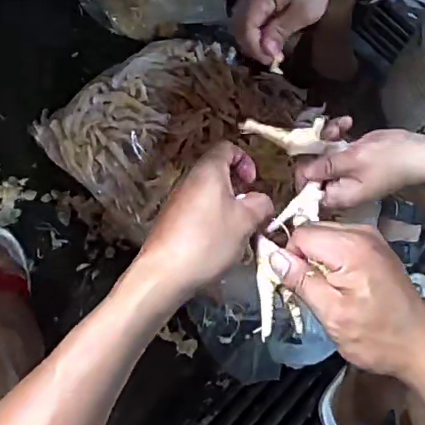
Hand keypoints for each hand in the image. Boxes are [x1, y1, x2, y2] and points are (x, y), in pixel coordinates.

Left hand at [135, 143, 275, 299]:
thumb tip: (262, 201)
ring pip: (210, 194)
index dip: (245, 160)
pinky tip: (218, 244)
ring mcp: (178, 202)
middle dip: (240, 188)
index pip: (227, 148)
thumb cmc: (208, 240)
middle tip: (250, 208)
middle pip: (219, 172)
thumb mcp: (246, 220)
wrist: (162, 276)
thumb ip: (261, 204)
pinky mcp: (171, 222)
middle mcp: (190, 181)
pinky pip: (199, 211)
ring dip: (228, 207)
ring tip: (238, 230)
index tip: (253, 182)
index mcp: (208, 171)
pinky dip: (213, 221)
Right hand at [232, 0, 337, 65]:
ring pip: (239, 22)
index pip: (246, 26)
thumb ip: (281, 31)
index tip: (270, 61)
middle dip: (252, 46)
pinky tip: (267, 38)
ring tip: (270, 51)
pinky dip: (254, 30)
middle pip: (238, 25)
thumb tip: (266, 52)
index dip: (254, 47)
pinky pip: (246, 16)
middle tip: (271, 59)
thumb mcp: (303, 13)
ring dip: (252, 39)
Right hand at [268, 223, 424, 381]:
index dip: (287, 256)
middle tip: (302, 291)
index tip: (286, 284)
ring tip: (321, 292)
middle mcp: (362, 232)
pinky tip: (337, 286)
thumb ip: (302, 281)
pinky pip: (342, 243)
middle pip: (313, 231)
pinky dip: (332, 260)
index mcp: (350, 245)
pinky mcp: (377, 248)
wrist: (420, 344)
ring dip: (316, 259)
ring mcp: (372, 238)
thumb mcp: (333, 314)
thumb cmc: (377, 336)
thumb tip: (273, 255)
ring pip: (326, 236)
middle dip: (301, 257)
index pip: (301, 233)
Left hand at [293, 128, 424, 209]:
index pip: (308, 189)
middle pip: (314, 169)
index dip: (303, 169)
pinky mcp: (355, 156)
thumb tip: (302, 173)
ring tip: (341, 124)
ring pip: (325, 153)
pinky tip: (349, 121)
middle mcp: (340, 185)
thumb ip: (326, 166)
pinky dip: (340, 132)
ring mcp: (348, 170)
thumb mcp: (354, 159)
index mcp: (339, 194)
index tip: (306, 150)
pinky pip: (339, 146)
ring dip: (329, 135)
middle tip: (326, 131)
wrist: (420, 153)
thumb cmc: (388, 159)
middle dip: (317, 146)